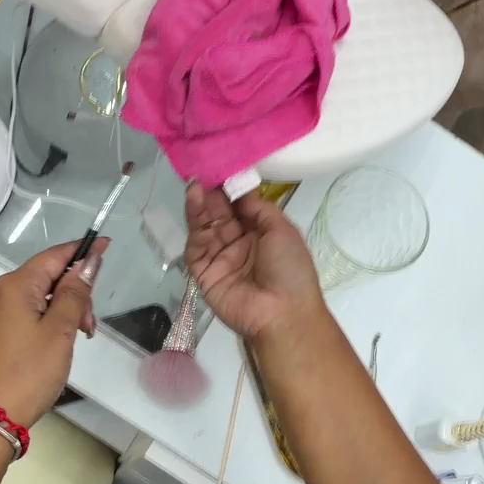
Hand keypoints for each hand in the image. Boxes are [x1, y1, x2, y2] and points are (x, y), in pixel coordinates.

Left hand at [0, 238, 106, 428]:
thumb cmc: (28, 373)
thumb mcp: (60, 331)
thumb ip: (75, 293)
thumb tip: (88, 261)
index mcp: (14, 286)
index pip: (54, 256)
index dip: (82, 251)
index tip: (107, 246)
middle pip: (45, 277)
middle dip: (74, 293)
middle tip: (90, 327)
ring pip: (36, 298)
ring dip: (63, 311)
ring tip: (77, 340)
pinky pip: (23, 315)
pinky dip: (46, 321)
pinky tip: (57, 344)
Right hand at [184, 182, 326, 343]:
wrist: (282, 312)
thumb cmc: (290, 269)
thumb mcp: (283, 230)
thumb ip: (259, 208)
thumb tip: (239, 192)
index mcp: (260, 235)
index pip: (239, 208)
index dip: (230, 191)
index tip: (221, 172)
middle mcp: (239, 245)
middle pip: (220, 216)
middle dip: (212, 196)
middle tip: (204, 175)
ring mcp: (220, 259)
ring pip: (205, 228)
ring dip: (200, 207)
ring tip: (195, 185)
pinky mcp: (204, 273)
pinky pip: (195, 248)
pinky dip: (193, 226)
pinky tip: (194, 205)